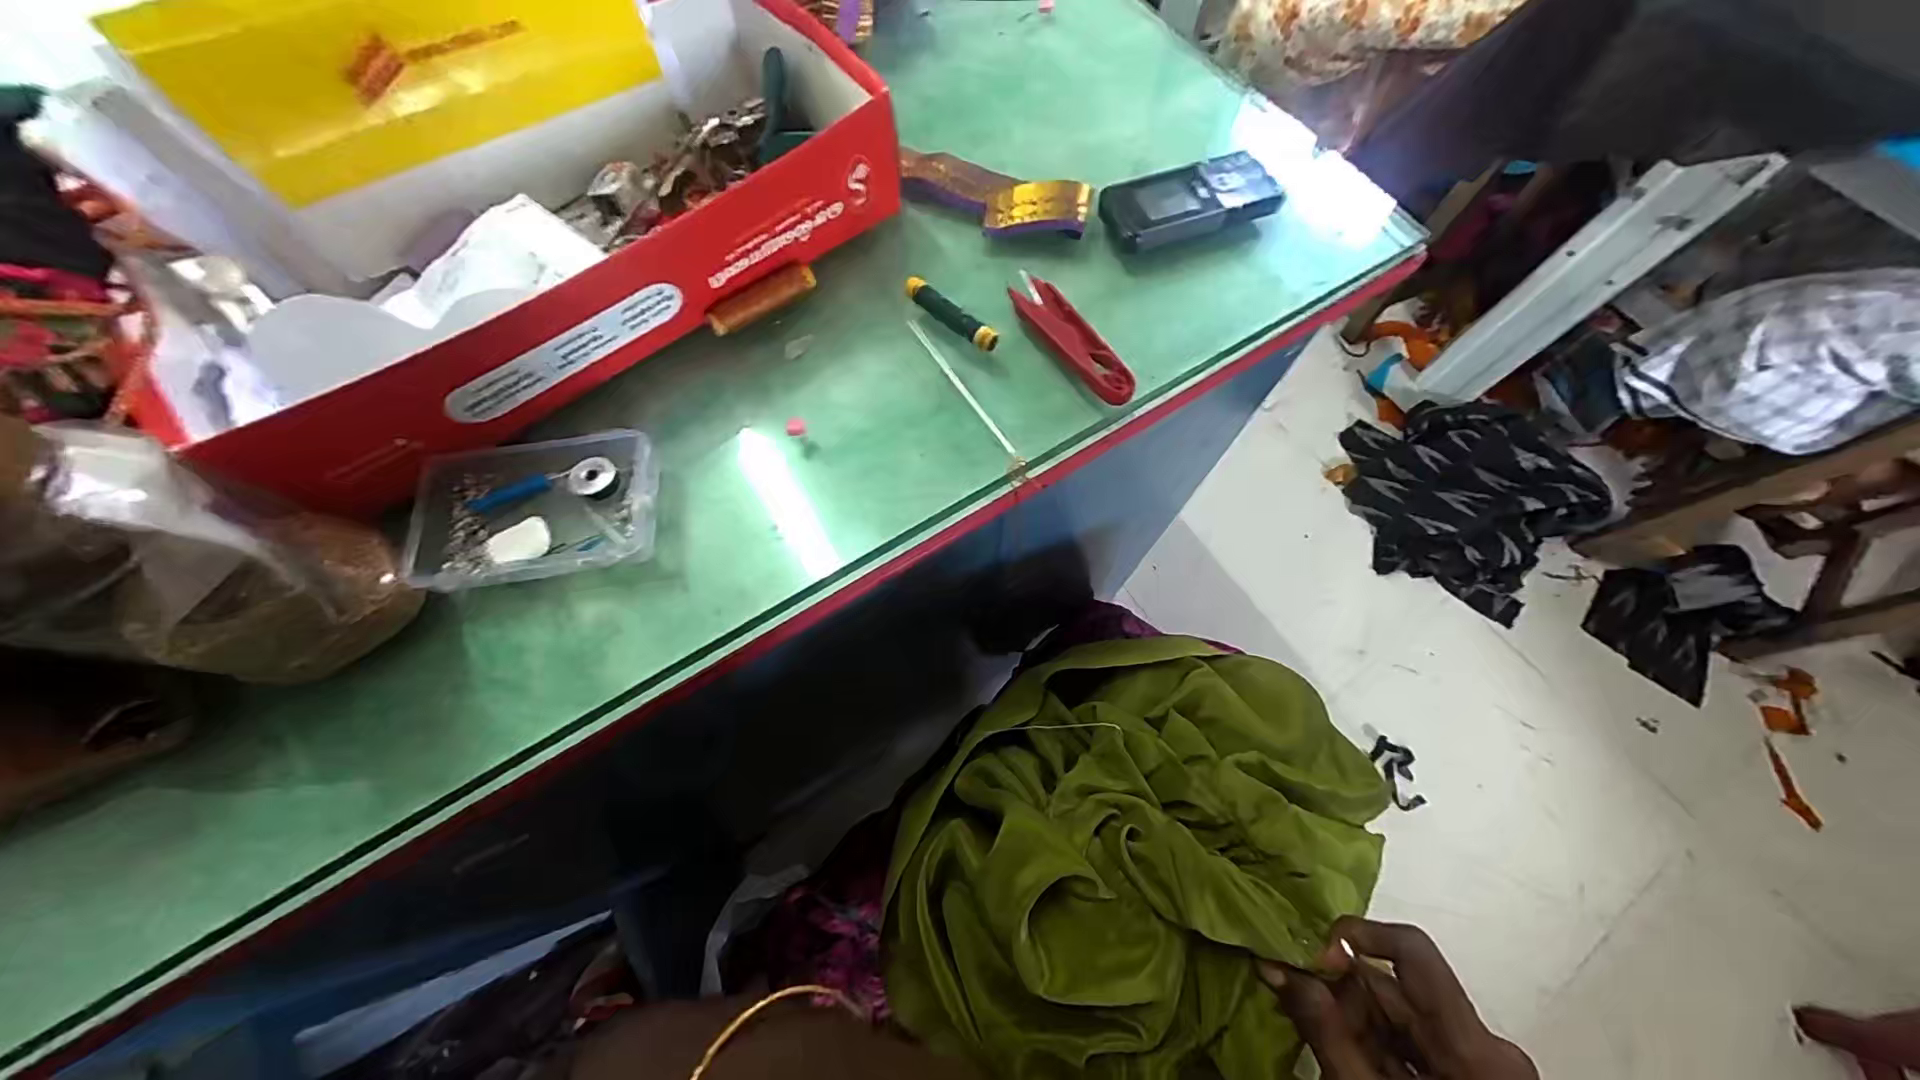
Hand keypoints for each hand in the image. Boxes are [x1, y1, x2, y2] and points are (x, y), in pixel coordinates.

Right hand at [1259, 917, 1537, 1079]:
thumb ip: (1324, 1029)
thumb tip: (1278, 965)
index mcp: (1476, 1050)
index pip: (1412, 950)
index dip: (1356, 938)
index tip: (1309, 960)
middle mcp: (1487, 1047)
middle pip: (1398, 987)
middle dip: (1340, 991)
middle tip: (1293, 1001)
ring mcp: (1483, 1067)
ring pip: (1400, 1015)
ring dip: (1351, 1020)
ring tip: (1322, 1044)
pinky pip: (1412, 1042)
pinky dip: (1373, 1043)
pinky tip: (1347, 1059)